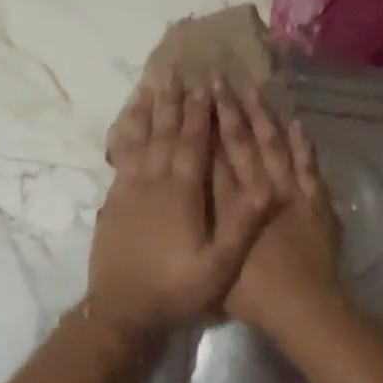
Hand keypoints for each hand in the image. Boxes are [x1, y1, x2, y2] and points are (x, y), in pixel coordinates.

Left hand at [88, 83, 272, 341]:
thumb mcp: (219, 264)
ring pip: (136, 141)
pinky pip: (119, 158)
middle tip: (175, 72)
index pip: (192, 143)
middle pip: (162, 133)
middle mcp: (152, 182)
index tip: (205, 86)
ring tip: (148, 87)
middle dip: (171, 102)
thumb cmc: (176, 289)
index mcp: (181, 193)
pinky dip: (125, 136)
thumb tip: (270, 186)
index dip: (200, 114)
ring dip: (144, 112)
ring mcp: (127, 191)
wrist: (121, 310)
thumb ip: (242, 224)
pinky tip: (126, 129)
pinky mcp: (112, 203)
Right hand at [213, 85, 341, 331]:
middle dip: (230, 110)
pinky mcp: (315, 202)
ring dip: (264, 117)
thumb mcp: (209, 261)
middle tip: (219, 79)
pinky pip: (308, 166)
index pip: (214, 155)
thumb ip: (197, 232)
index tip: (198, 96)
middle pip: (241, 142)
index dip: (206, 124)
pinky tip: (297, 123)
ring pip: (274, 145)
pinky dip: (303, 144)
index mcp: (228, 203)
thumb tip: (179, 208)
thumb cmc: (248, 293)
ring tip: (253, 89)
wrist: (299, 305)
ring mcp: (290, 192)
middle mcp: (257, 188)